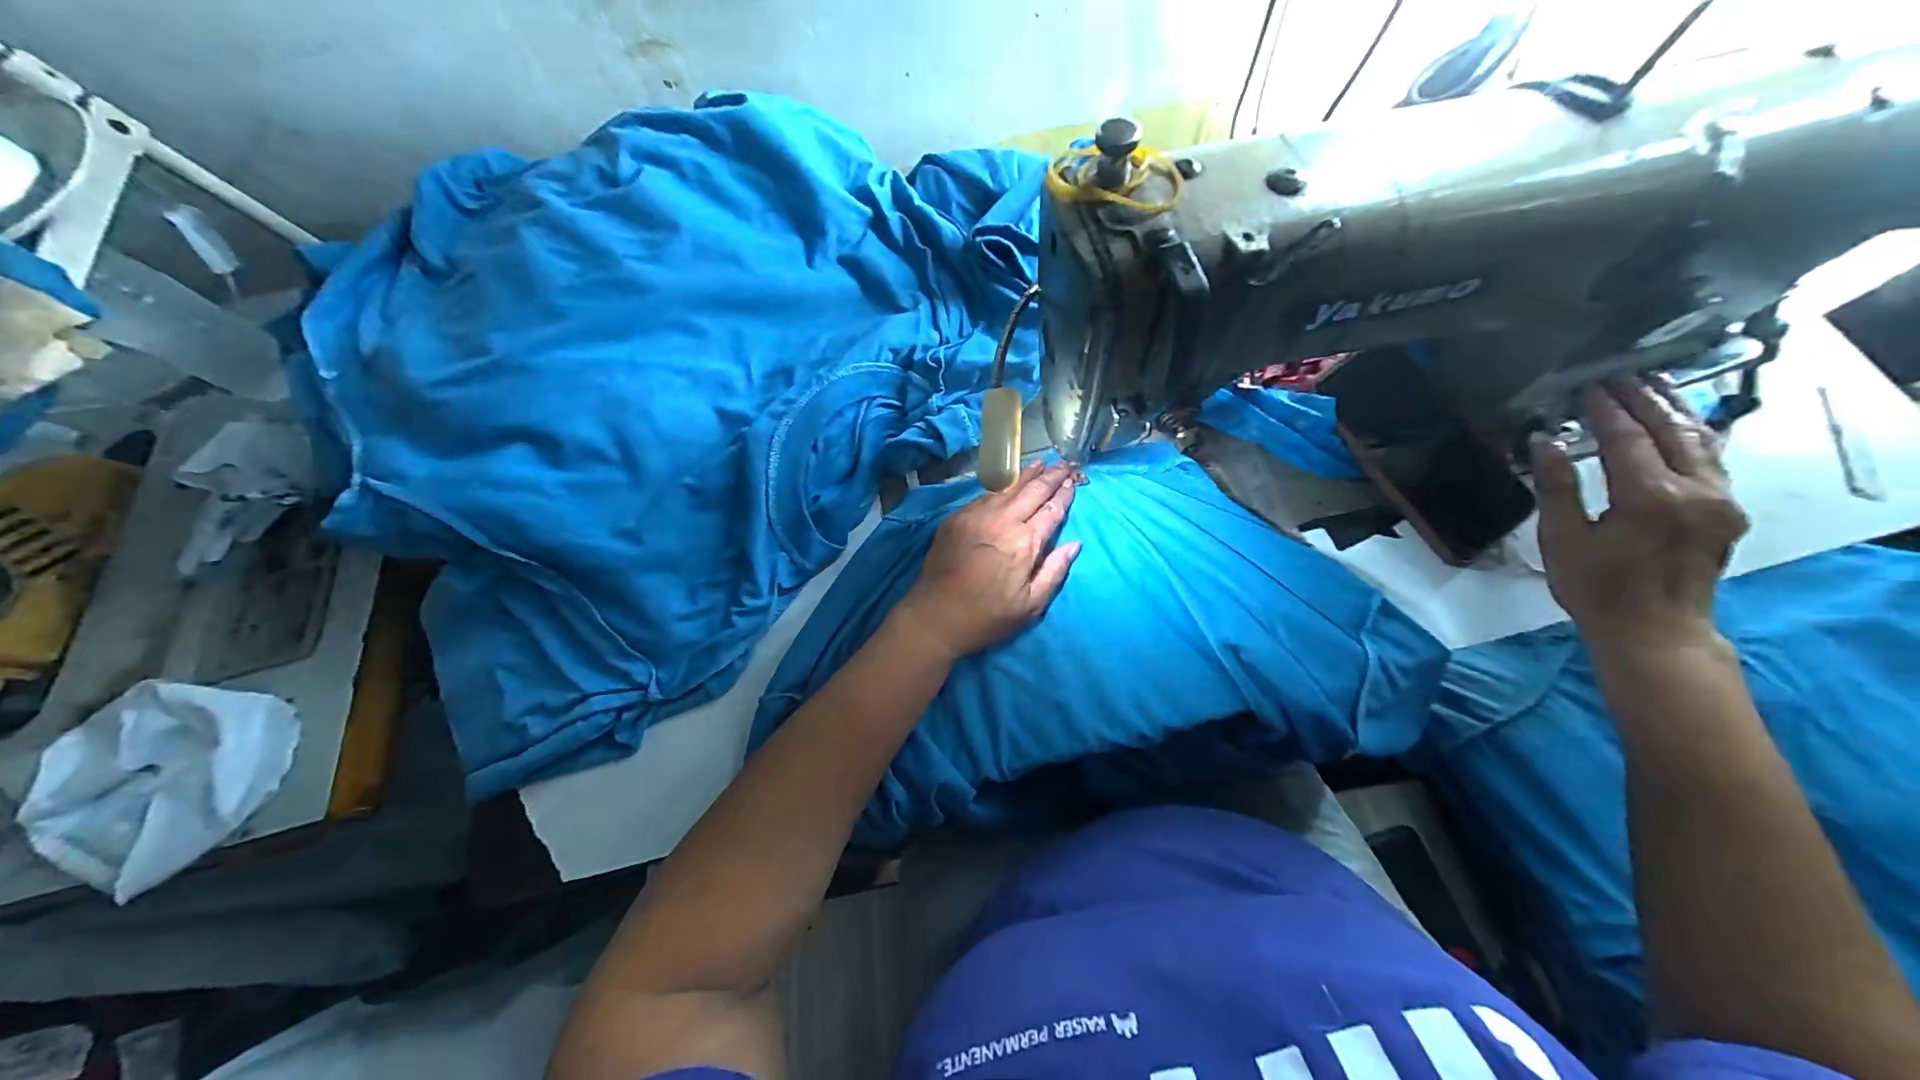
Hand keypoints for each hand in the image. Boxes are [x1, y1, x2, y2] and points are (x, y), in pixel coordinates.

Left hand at [892, 463, 1081, 660]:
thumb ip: (1054, 571)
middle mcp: (1002, 521)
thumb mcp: (1031, 604)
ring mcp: (976, 516)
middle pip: (1032, 491)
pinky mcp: (956, 519)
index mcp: (1025, 542)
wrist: (935, 616)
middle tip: (1063, 464)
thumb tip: (1074, 545)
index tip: (1073, 482)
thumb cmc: (987, 616)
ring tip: (1040, 464)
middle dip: (1050, 477)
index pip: (1051, 510)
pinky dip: (1001, 488)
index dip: (1064, 495)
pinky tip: (1008, 484)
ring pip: (1007, 489)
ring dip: (1026, 476)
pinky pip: (985, 496)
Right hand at [1531, 380, 1748, 651]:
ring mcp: (1720, 501)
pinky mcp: (1728, 511)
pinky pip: (1712, 460)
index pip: (1628, 440)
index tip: (1590, 388)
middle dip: (1645, 401)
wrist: (1653, 629)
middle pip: (1671, 432)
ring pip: (1701, 442)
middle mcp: (1696, 491)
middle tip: (1621, 377)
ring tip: (1653, 388)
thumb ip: (1557, 487)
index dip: (1608, 411)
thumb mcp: (1562, 539)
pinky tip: (1679, 426)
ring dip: (1674, 412)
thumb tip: (1544, 442)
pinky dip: (1692, 436)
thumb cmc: (1595, 588)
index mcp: (1650, 497)